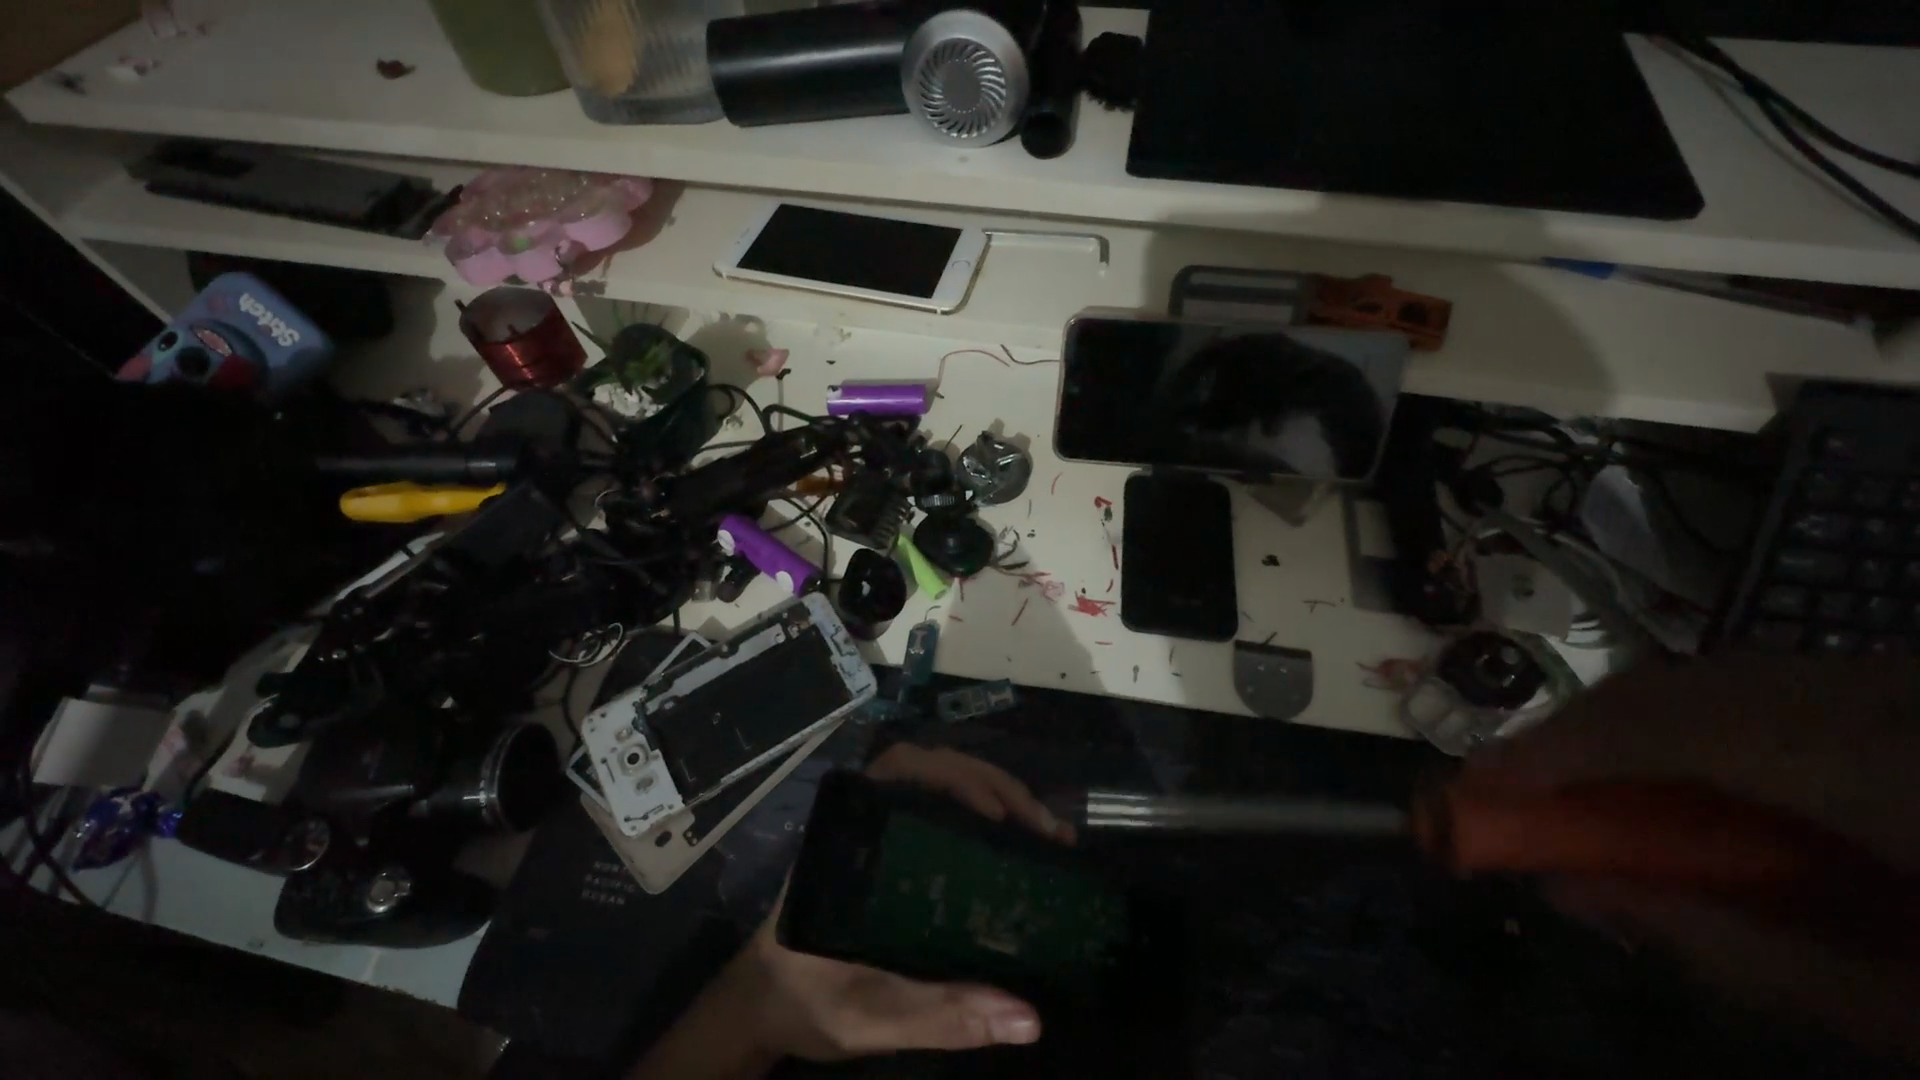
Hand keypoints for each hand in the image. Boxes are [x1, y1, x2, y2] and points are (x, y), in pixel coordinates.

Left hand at [736, 745, 1072, 1061]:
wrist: (760, 1008)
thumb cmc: (803, 1002)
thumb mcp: (871, 1016)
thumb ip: (941, 1015)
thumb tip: (1029, 1018)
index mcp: (848, 839)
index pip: (900, 770)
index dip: (956, 778)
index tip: (1002, 816)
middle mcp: (864, 819)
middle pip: (932, 768)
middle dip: (995, 786)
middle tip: (1047, 829)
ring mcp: (877, 830)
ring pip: (940, 783)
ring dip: (995, 794)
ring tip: (1043, 830)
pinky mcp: (890, 850)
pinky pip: (940, 811)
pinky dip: (982, 815)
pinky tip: (1015, 842)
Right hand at [1467, 655, 1919, 1056]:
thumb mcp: (1919, 1017)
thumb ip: (1727, 945)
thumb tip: (1569, 888)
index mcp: (1890, 765)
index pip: (1667, 724)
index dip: (1552, 749)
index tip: (1472, 790)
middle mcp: (1891, 692)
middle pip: (1681, 688)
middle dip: (1577, 741)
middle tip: (1514, 801)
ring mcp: (1903, 682)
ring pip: (1722, 683)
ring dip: (1634, 739)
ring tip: (1590, 801)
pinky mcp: (1908, 690)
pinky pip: (1775, 694)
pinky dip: (1702, 737)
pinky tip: (1698, 793)